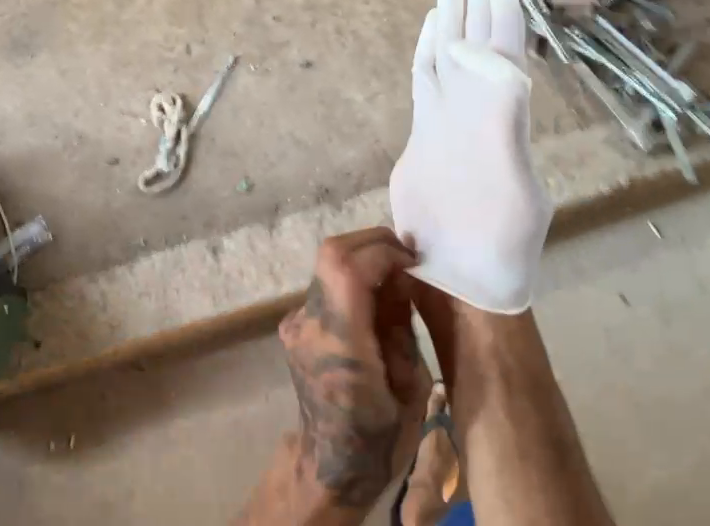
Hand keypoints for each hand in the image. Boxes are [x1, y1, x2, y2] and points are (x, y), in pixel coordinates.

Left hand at [277, 228, 431, 512]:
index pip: (348, 268)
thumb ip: (400, 324)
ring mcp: (295, 323)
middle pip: (333, 253)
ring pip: (328, 265)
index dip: (384, 252)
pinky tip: (374, 302)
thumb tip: (402, 275)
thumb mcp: (411, 384)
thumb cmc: (380, 436)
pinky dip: (353, 280)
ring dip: (364, 260)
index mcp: (339, 343)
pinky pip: (326, 286)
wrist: (332, 466)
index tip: (414, 260)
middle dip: (374, 244)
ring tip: (395, 279)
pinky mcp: (295, 326)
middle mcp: (308, 324)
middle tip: (407, 259)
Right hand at [390, 0, 553, 313]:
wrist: (465, 279)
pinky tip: (432, 24)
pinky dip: (429, 46)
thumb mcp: (513, 184)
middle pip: (476, 31)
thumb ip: (502, 120)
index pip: (501, 37)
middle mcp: (477, 103)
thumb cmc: (498, 242)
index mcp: (501, 108)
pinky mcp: (425, 133)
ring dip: (451, 7)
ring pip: (449, 46)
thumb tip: (489, 58)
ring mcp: (450, 116)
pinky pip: (426, 77)